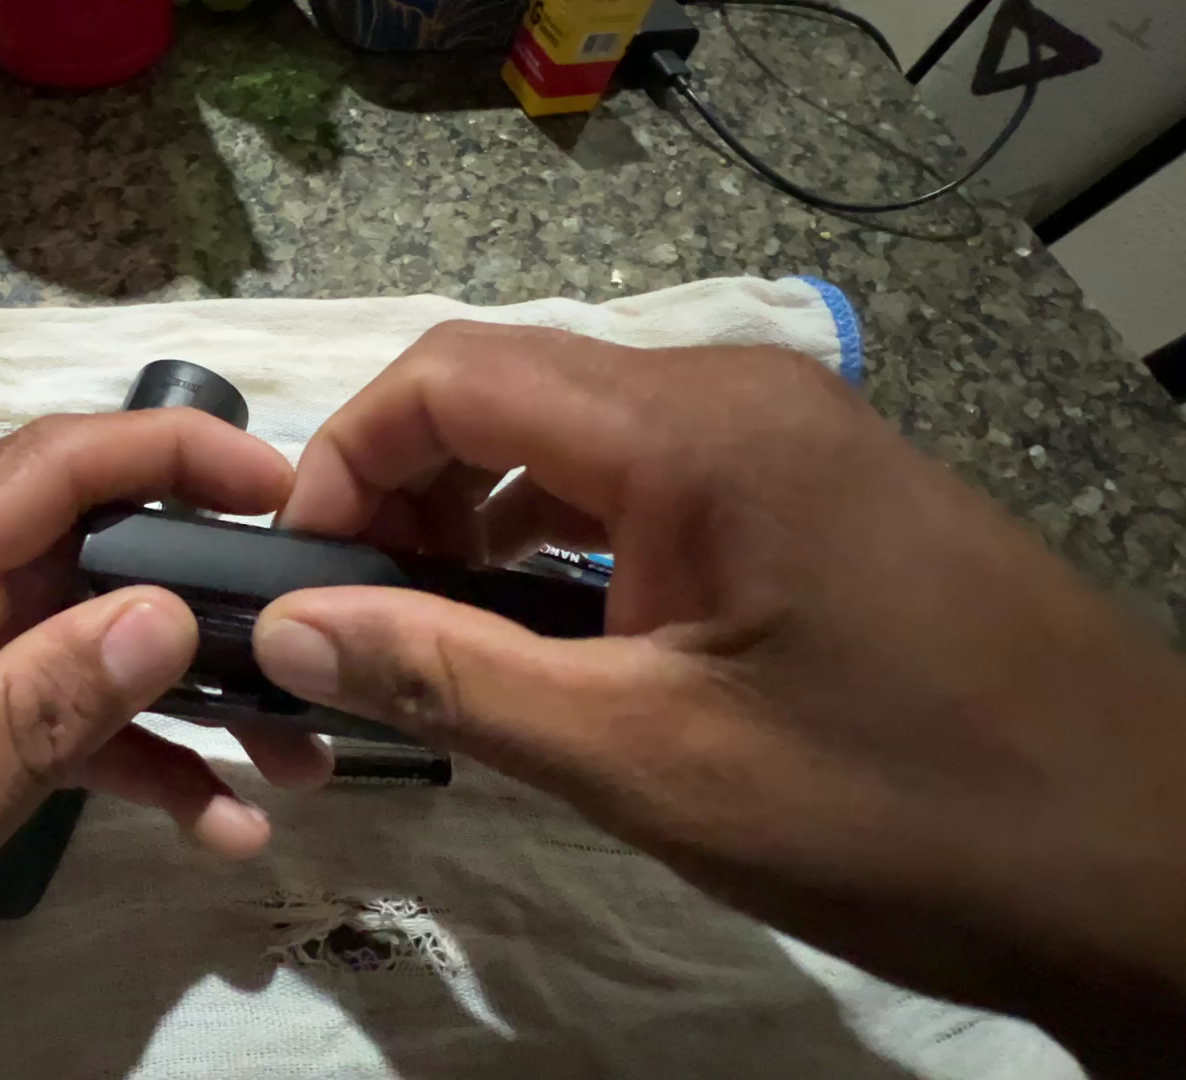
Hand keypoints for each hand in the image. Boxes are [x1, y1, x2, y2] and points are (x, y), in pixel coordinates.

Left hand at [0, 408, 324, 1078]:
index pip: (41, 469)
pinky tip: (211, 817)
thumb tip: (163, 613)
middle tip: (305, 627)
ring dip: (179, 686)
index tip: (278, 485)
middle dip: (200, 581)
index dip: (168, 454)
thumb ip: (26, 724)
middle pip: (73, 542)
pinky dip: (123, 749)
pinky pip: (36, 703)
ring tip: (291, 755)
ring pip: (71, 629)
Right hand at [252, 322, 1185, 1069]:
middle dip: (391, 478)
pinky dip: (523, 519)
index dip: (347, 453)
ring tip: (418, 599)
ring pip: (539, 422)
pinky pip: (600, 464)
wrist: (1153, 877)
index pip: (451, 376)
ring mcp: (752, 429)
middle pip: (489, 385)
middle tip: (350, 590)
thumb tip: (285, 630)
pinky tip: (513, 597)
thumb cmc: (894, 814)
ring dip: (453, 499)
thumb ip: (444, 677)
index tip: (304, 557)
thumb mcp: (636, 757)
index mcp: (689, 428)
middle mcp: (717, 390)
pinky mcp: (769, 478)